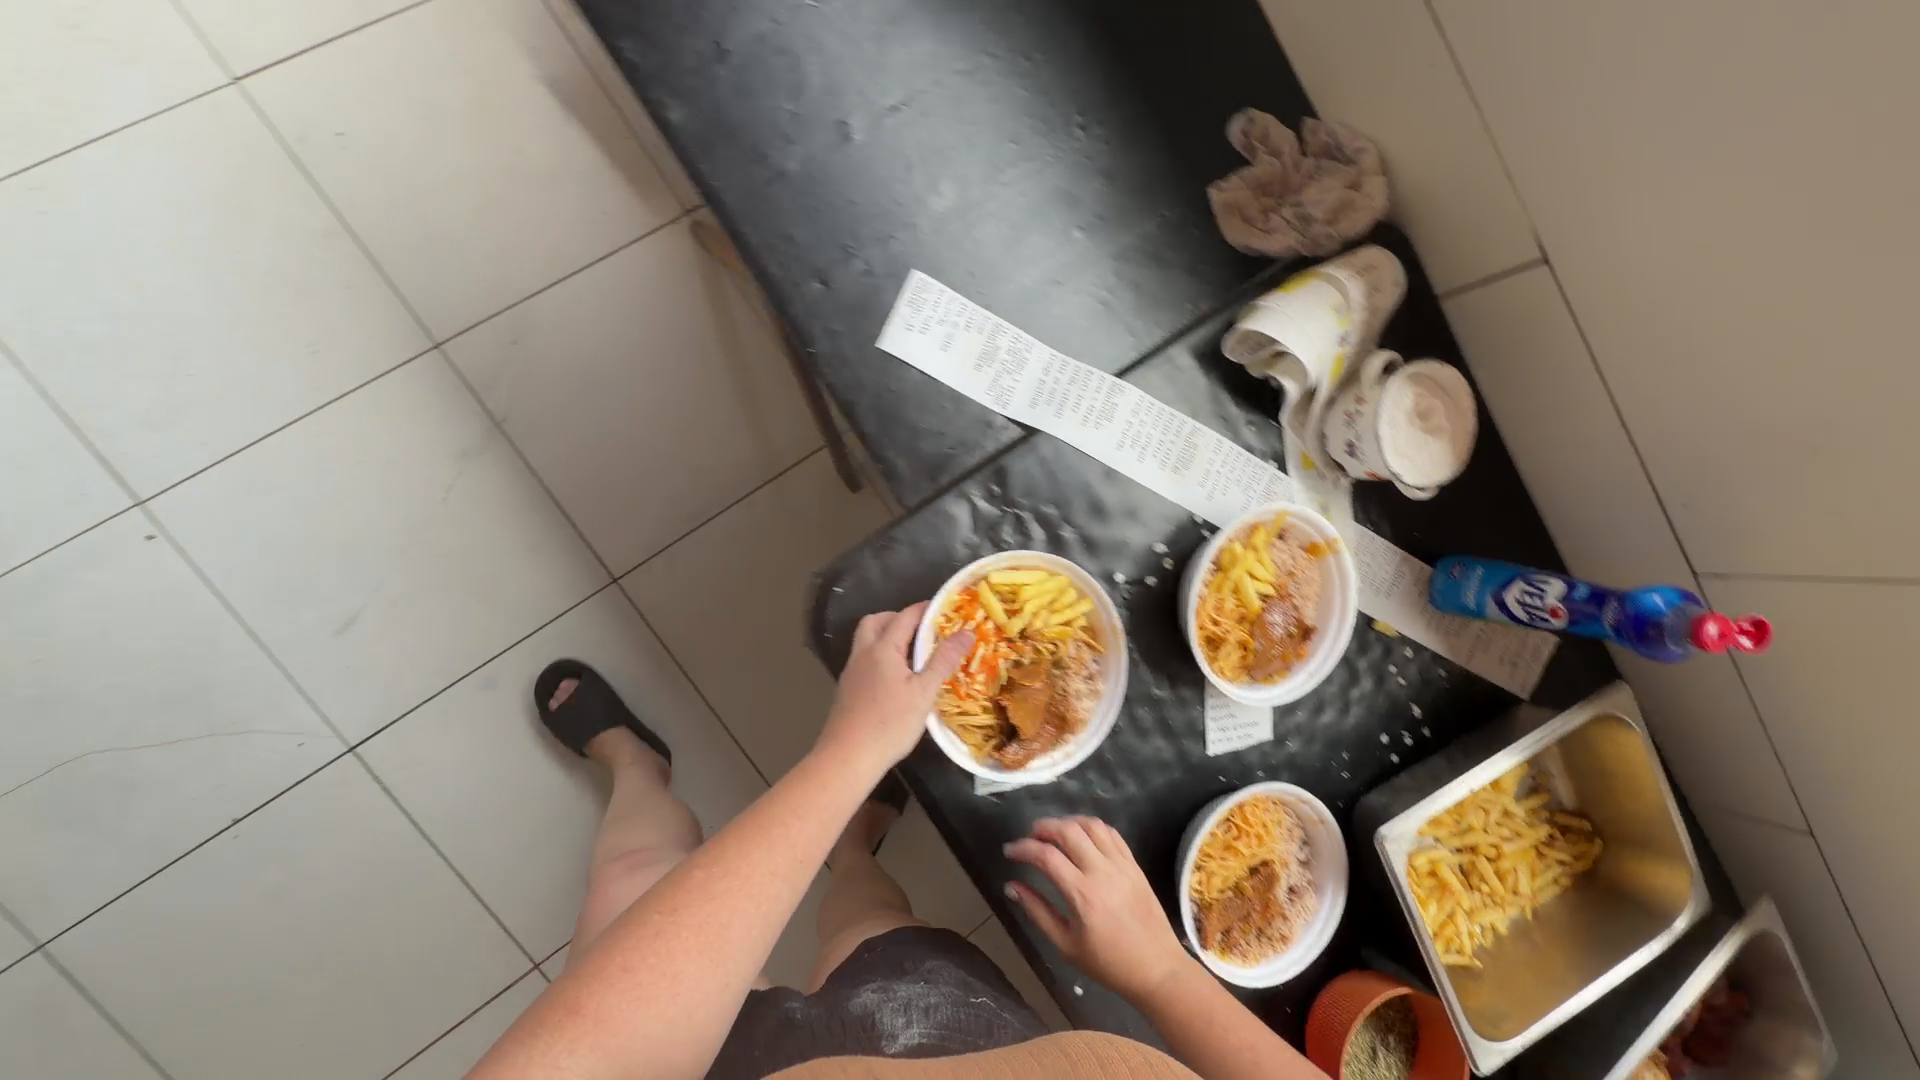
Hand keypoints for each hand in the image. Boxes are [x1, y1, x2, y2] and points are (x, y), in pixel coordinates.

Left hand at [815, 603, 971, 769]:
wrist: (848, 757)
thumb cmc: (889, 723)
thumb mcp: (924, 692)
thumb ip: (943, 660)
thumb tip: (966, 632)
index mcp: (882, 648)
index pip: (905, 616)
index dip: (926, 610)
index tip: (947, 610)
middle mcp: (863, 653)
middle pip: (877, 621)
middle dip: (900, 618)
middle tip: (924, 631)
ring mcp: (852, 672)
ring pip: (868, 641)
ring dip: (889, 638)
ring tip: (915, 656)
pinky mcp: (848, 689)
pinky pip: (866, 660)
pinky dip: (882, 657)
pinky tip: (898, 679)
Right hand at [1003, 817, 1191, 1002]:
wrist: (1157, 969)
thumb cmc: (1108, 963)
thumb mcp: (1066, 945)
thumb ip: (1037, 911)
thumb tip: (1012, 886)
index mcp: (1082, 894)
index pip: (1046, 856)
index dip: (1023, 848)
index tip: (1009, 851)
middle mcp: (1102, 871)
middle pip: (1068, 831)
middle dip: (1043, 827)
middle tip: (1030, 838)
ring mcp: (1121, 865)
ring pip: (1091, 825)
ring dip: (1068, 823)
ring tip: (1055, 834)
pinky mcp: (1134, 864)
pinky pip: (1112, 834)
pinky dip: (1092, 828)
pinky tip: (1082, 838)